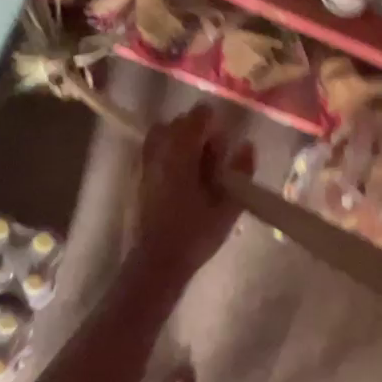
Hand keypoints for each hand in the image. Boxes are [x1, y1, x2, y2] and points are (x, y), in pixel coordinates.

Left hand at [131, 106, 253, 280]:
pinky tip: (180, 183)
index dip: (213, 122)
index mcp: (180, 153)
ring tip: (195, 168)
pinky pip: (151, 155)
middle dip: (196, 132)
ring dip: (179, 143)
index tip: (225, 141)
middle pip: (176, 124)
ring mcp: (142, 166)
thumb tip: (247, 145)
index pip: (196, 117)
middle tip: (213, 158)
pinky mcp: (134, 182)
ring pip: (160, 138)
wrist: (154, 264)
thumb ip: (240, 172)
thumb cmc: (194, 236)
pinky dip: (166, 158)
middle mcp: (157, 153)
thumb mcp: (227, 207)